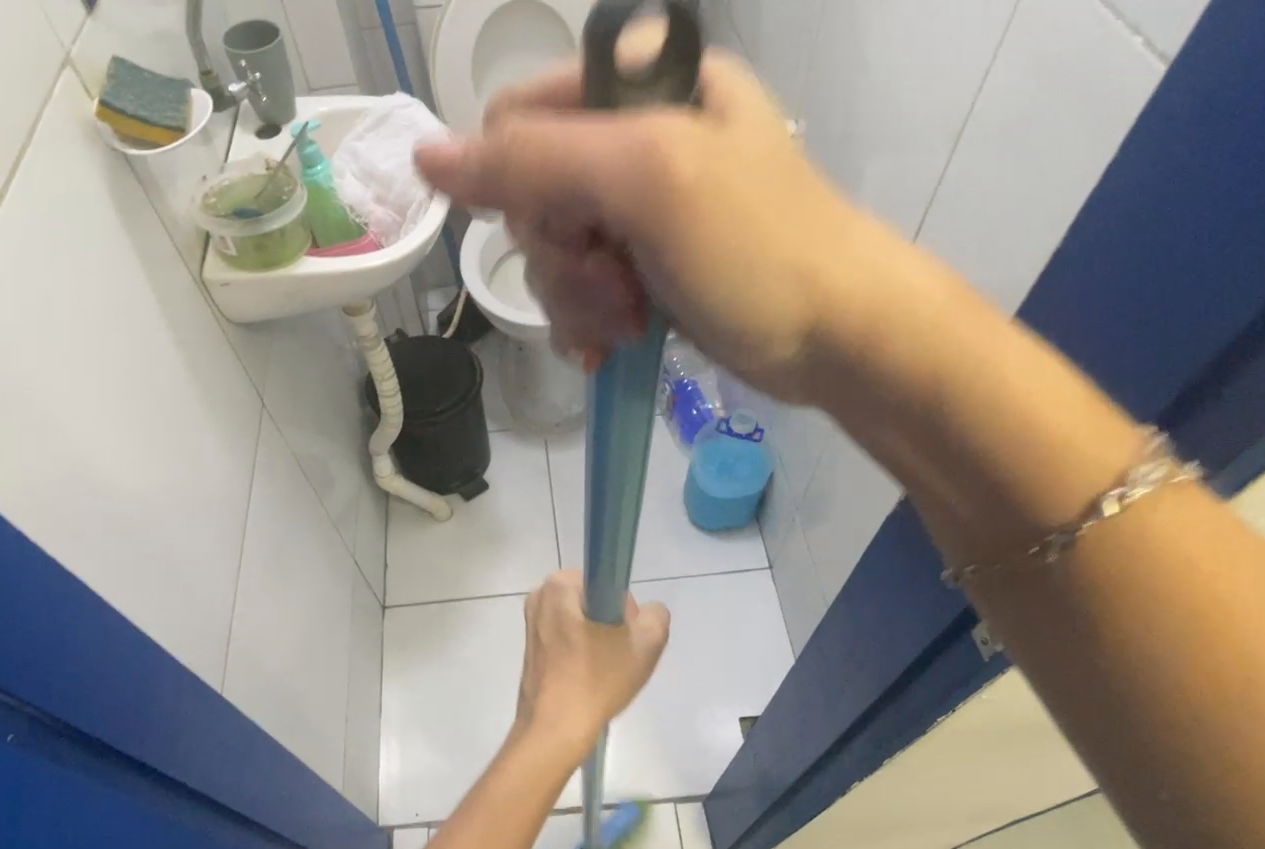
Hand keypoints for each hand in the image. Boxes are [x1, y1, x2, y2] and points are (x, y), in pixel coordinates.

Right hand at [415, 46, 925, 403]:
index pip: (520, 118)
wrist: (840, 336)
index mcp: (641, 85)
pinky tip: (611, 346)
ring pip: (552, 251)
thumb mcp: (647, 182)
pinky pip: (581, 288)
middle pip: (531, 193)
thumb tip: (425, 157)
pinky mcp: (648, 267)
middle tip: (612, 287)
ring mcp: (642, 209)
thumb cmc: (758, 249)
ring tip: (626, 324)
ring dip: (576, 298)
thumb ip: (533, 160)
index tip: (574, 228)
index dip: (524, 182)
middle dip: (561, 255)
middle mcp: (637, 137)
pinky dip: (587, 321)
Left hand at [510, 570, 670, 762]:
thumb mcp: (648, 643)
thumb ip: (657, 615)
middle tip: (620, 657)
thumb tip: (646, 614)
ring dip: (598, 643)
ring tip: (606, 672)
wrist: (555, 731)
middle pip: (593, 602)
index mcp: (557, 586)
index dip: (624, 608)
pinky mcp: (531, 652)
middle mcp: (538, 599)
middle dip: (611, 625)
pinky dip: (582, 656)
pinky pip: (568, 642)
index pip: (606, 582)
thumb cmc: (597, 680)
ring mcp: (531, 627)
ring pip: (581, 624)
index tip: (625, 636)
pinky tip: (591, 680)